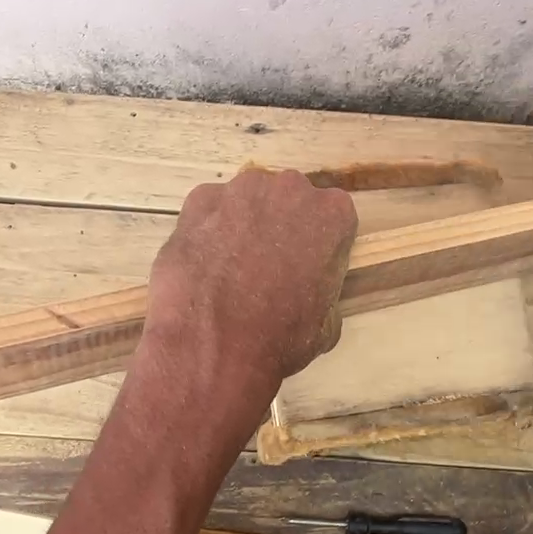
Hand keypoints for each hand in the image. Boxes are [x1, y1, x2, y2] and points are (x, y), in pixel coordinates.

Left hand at [142, 168, 357, 398]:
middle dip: (280, 228)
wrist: (214, 343)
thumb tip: (310, 298)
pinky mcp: (199, 200)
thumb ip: (324, 294)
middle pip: (289, 202)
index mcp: (333, 215)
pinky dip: (206, 230)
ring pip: (247, 201)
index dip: (318, 246)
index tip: (305, 269)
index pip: (333, 219)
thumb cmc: (279, 339)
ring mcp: (241, 191)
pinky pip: (209, 210)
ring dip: (243, 225)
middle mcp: (290, 190)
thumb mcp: (324, 327)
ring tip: (229, 270)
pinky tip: (203, 265)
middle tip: (266, 270)